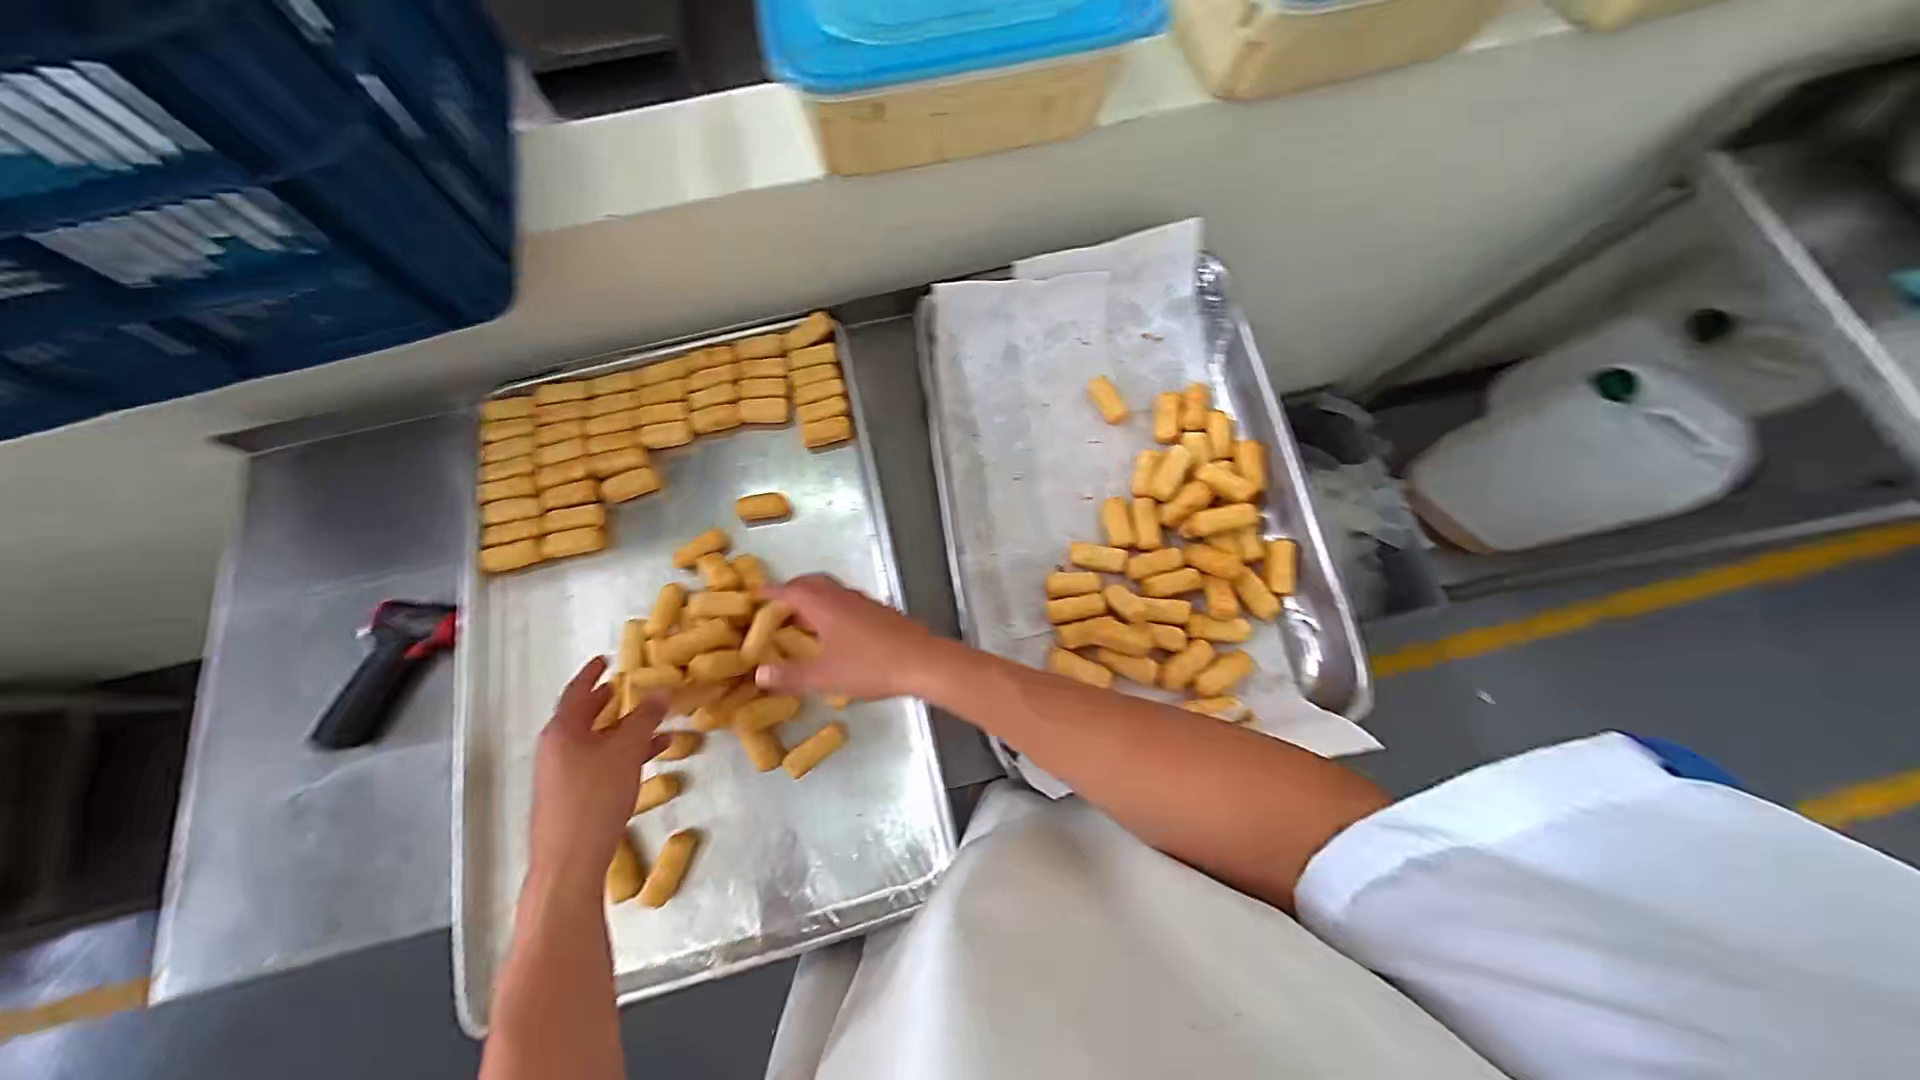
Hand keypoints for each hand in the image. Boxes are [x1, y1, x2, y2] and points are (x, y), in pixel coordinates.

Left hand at [527, 657, 668, 884]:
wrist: (570, 861)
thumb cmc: (594, 797)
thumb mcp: (626, 751)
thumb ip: (644, 719)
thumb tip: (659, 692)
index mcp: (562, 731)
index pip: (577, 691)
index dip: (592, 673)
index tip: (605, 660)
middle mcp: (557, 748)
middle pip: (585, 716)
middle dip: (610, 701)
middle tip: (630, 686)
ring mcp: (562, 774)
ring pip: (597, 740)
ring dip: (624, 728)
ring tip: (654, 719)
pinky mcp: (573, 795)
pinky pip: (600, 762)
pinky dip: (624, 753)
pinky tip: (652, 754)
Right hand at [754, 574, 950, 701]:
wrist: (922, 661)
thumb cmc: (869, 666)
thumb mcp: (824, 677)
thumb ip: (790, 675)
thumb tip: (759, 673)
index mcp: (823, 605)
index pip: (790, 591)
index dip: (771, 592)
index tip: (756, 593)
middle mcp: (842, 596)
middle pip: (812, 584)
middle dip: (793, 590)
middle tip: (778, 604)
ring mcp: (865, 602)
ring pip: (833, 591)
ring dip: (815, 598)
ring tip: (804, 618)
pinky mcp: (881, 612)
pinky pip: (848, 602)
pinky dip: (833, 608)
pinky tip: (837, 630)